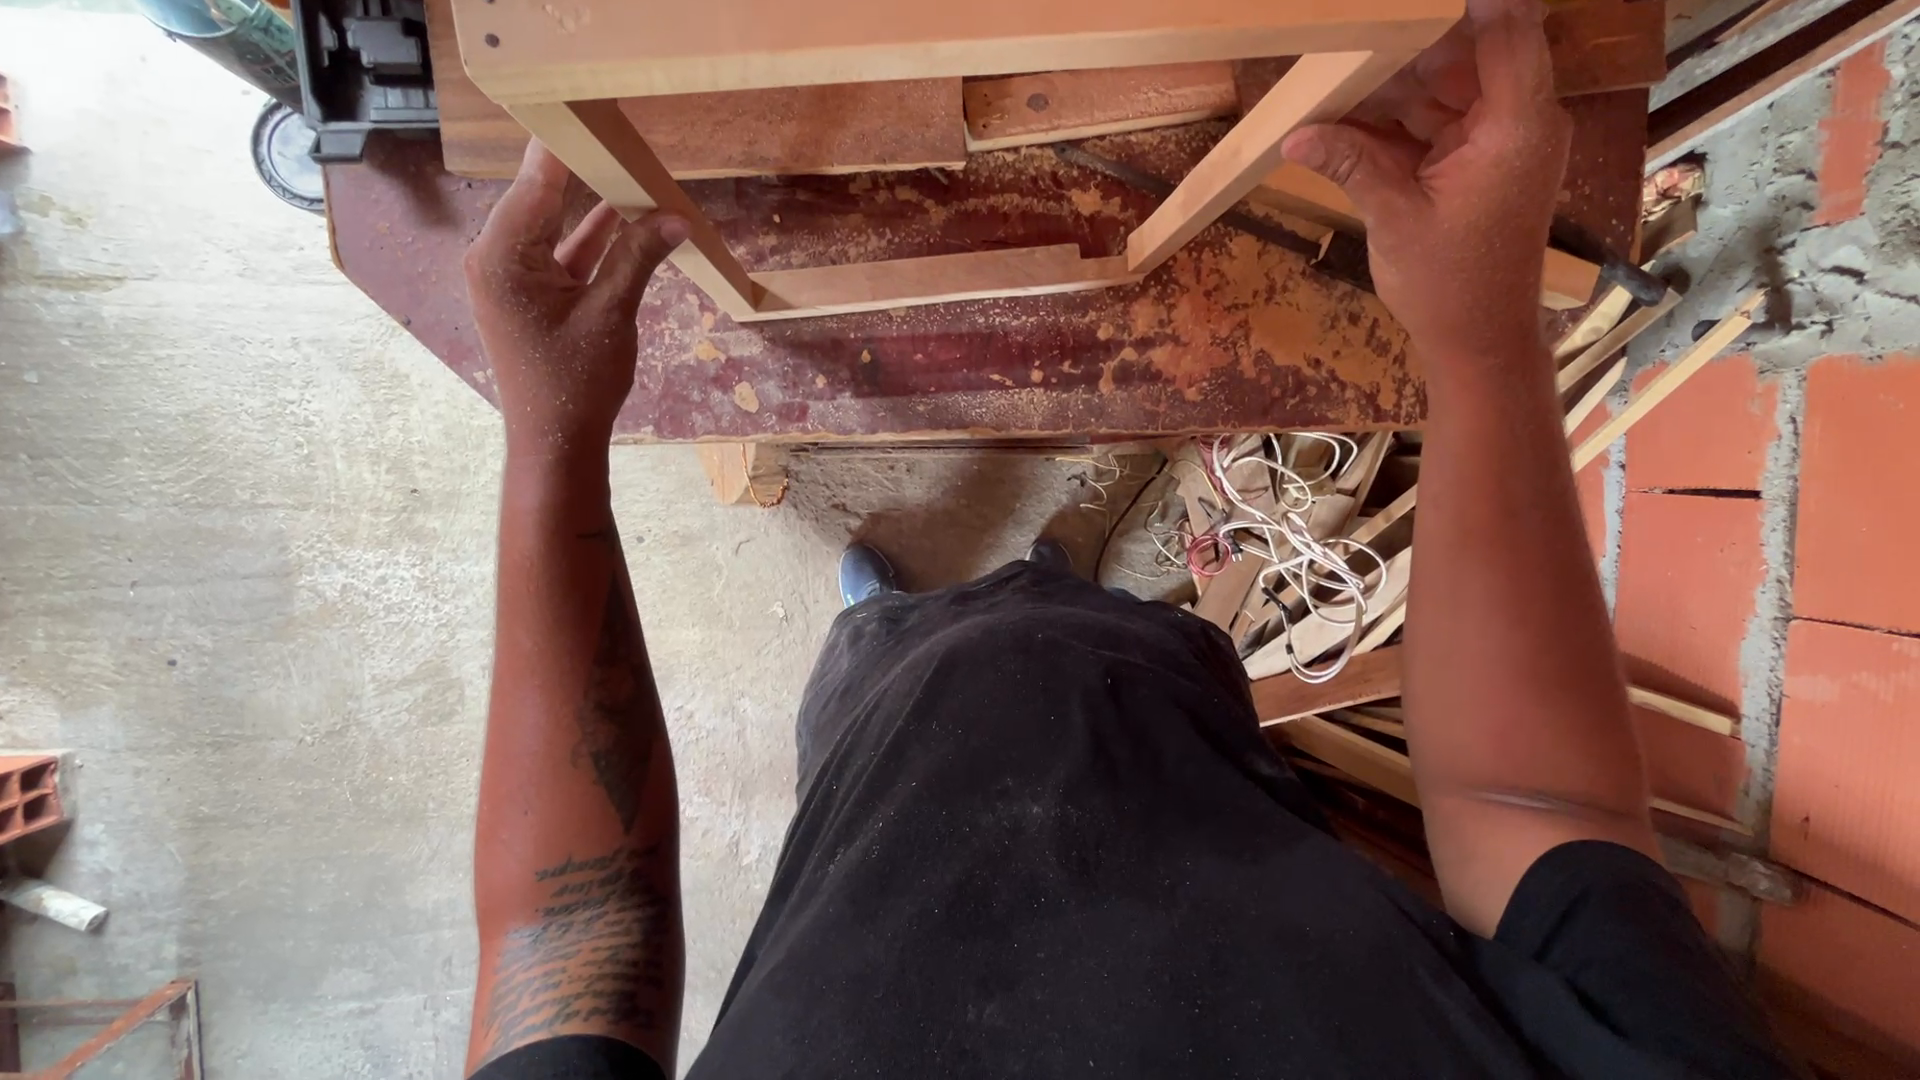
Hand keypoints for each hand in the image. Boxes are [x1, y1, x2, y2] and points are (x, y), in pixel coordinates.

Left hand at [464, 141, 688, 460]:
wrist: (557, 440)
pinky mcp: (532, 294)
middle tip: (621, 136)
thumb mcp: (611, 315)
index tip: (588, 108)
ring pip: (558, 227)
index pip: (535, 182)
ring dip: (597, 209)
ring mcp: (513, 276)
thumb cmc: (577, 382)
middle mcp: (497, 257)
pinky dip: (595, 242)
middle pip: (543, 198)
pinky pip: (564, 254)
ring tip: (635, 174)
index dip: (564, 144)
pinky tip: (628, 221)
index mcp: (502, 255)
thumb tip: (675, 217)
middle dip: (586, 172)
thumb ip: (638, 259)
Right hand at [1280, 0, 1570, 365]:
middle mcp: (1517, 120)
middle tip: (1354, 40)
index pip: (1506, 29)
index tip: (1407, 4)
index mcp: (1516, 125)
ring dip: (1396, 86)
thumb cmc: (1446, 283)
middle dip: (1409, 48)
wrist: (1475, 336)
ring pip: (1447, 89)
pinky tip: (1353, 118)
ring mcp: (1498, 142)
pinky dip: (1400, 121)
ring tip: (1340, 77)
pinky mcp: (1478, 163)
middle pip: (1469, 55)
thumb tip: (1295, 134)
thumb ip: (1351, 164)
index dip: (1468, 3)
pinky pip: (1439, 124)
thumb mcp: (1393, 219)